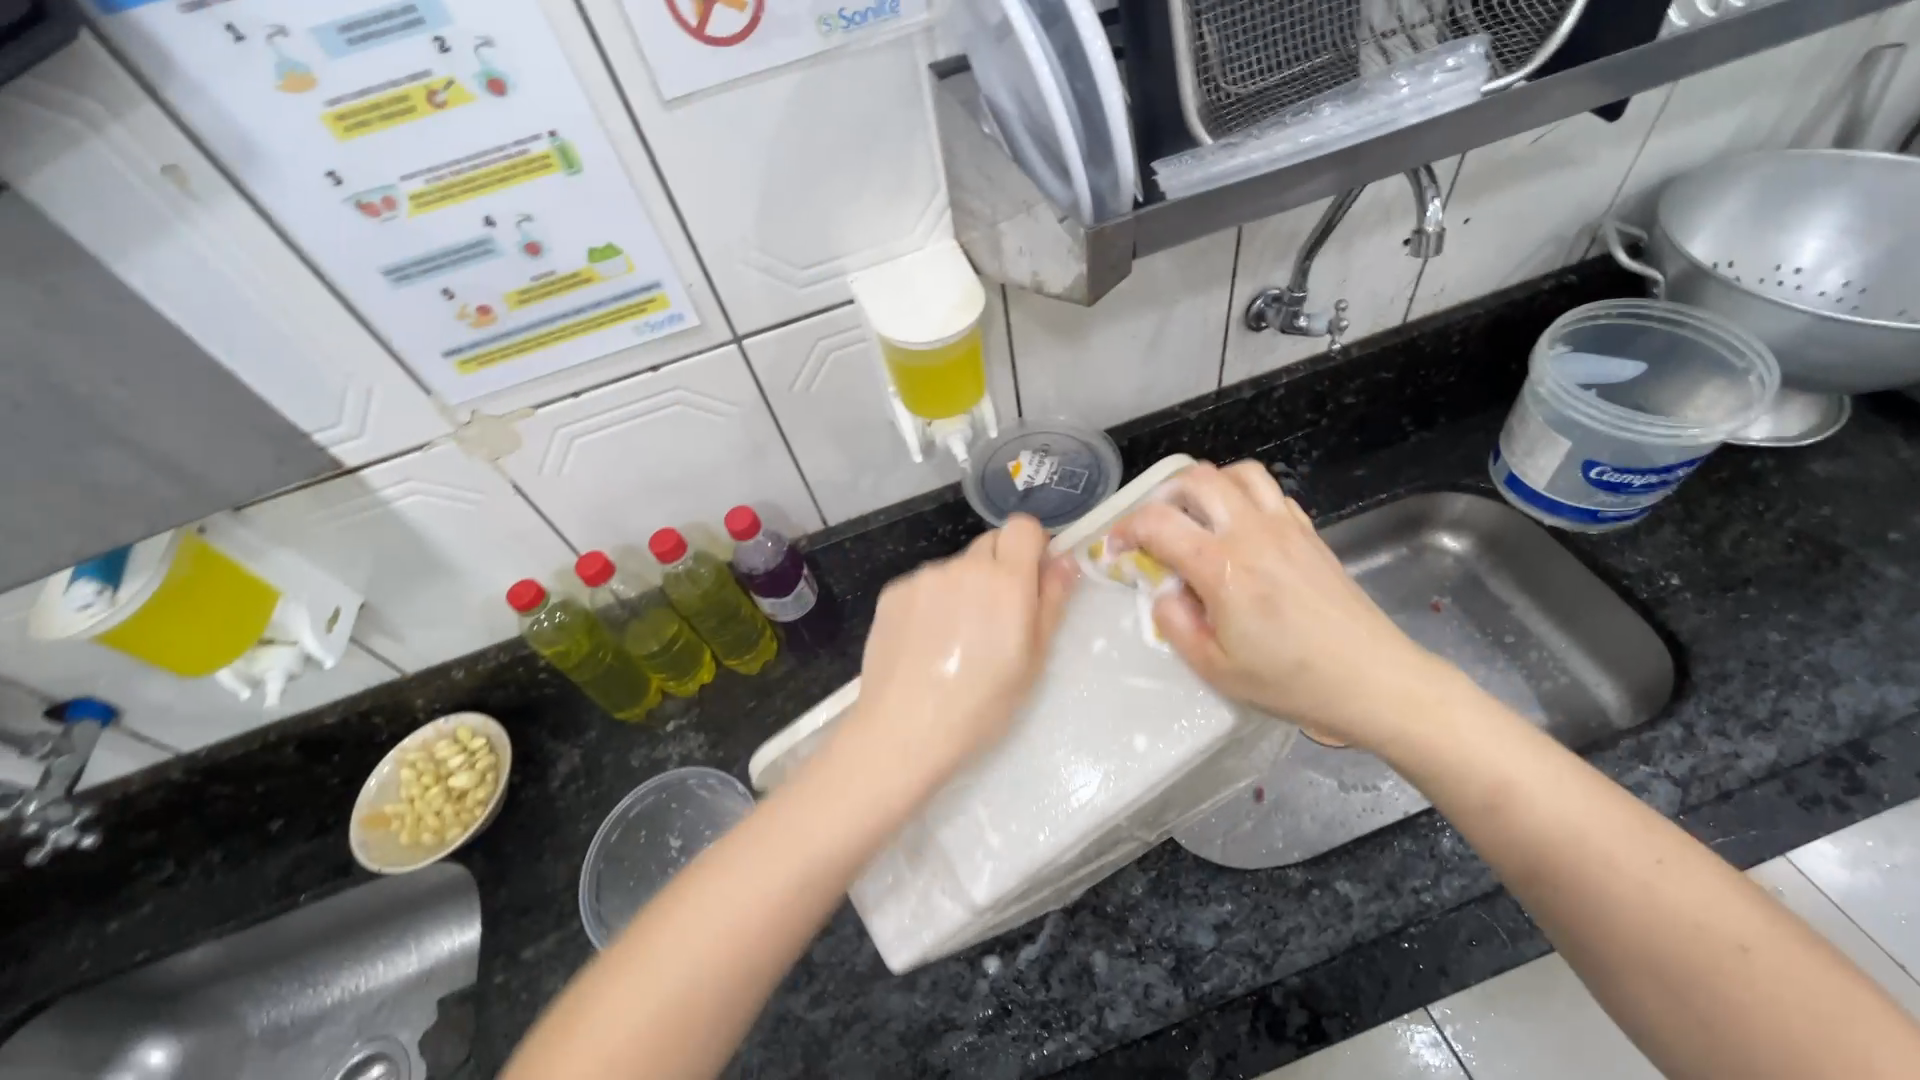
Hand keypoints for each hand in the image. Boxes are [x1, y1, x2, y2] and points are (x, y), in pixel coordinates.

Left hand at [841, 514, 1078, 790]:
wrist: (904, 730)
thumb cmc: (982, 705)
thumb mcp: (1033, 660)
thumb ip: (1052, 602)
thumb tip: (1066, 559)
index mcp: (1006, 581)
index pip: (1023, 526)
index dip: (1032, 547)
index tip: (1031, 579)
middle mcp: (963, 567)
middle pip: (990, 545)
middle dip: (1000, 569)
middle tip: (995, 619)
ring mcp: (923, 577)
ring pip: (955, 568)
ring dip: (963, 589)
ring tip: (955, 640)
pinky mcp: (893, 592)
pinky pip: (924, 585)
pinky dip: (931, 604)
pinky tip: (925, 644)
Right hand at [1108, 461, 1453, 748]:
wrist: (1371, 680)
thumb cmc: (1289, 680)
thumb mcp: (1213, 667)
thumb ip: (1174, 622)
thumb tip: (1162, 590)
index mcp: (1221, 566)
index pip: (1157, 522)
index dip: (1124, 530)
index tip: (1114, 550)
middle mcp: (1252, 532)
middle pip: (1196, 479)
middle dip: (1161, 496)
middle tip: (1153, 529)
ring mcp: (1286, 527)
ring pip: (1238, 473)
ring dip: (1207, 486)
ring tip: (1196, 518)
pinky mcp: (1310, 534)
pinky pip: (1270, 493)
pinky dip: (1244, 497)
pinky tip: (1240, 531)